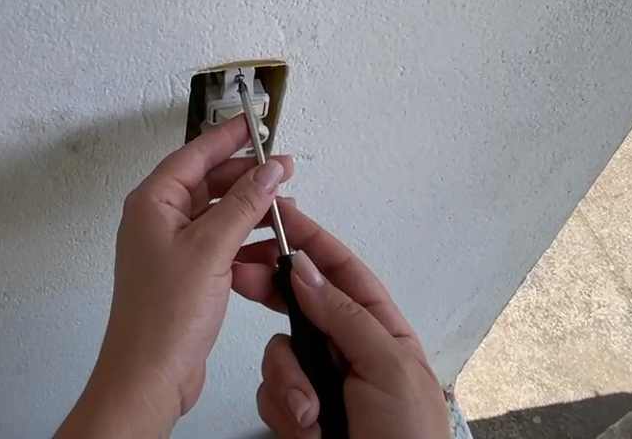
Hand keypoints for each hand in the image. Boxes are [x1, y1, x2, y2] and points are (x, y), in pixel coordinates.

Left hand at [55, 115, 292, 438]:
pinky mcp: (187, 272)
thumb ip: (244, 205)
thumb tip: (269, 170)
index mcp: (154, 201)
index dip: (227, 136)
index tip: (254, 123)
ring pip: (219, 214)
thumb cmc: (163, 316)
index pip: (195, 153)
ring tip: (286, 209)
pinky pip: (221, 243)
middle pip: (209, 182)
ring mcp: (173, 246)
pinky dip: (246, 244)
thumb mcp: (211, 249)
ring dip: (251, 212)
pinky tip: (272, 249)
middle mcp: (160, 218)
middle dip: (247, 177)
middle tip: (283, 170)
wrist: (149, 377)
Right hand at [232, 202, 450, 438]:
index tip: (276, 214)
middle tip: (242, 276)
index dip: (308, 238)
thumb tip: (304, 267)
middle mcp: (346, 347)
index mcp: (378, 327)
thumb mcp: (389, 369)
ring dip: (288, 379)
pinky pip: (270, 389)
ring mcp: (320, 379)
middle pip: (298, 299)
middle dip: (270, 290)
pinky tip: (307, 429)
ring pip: (278, 348)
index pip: (338, 268)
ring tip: (311, 412)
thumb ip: (344, 314)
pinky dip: (283, 408)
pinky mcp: (298, 411)